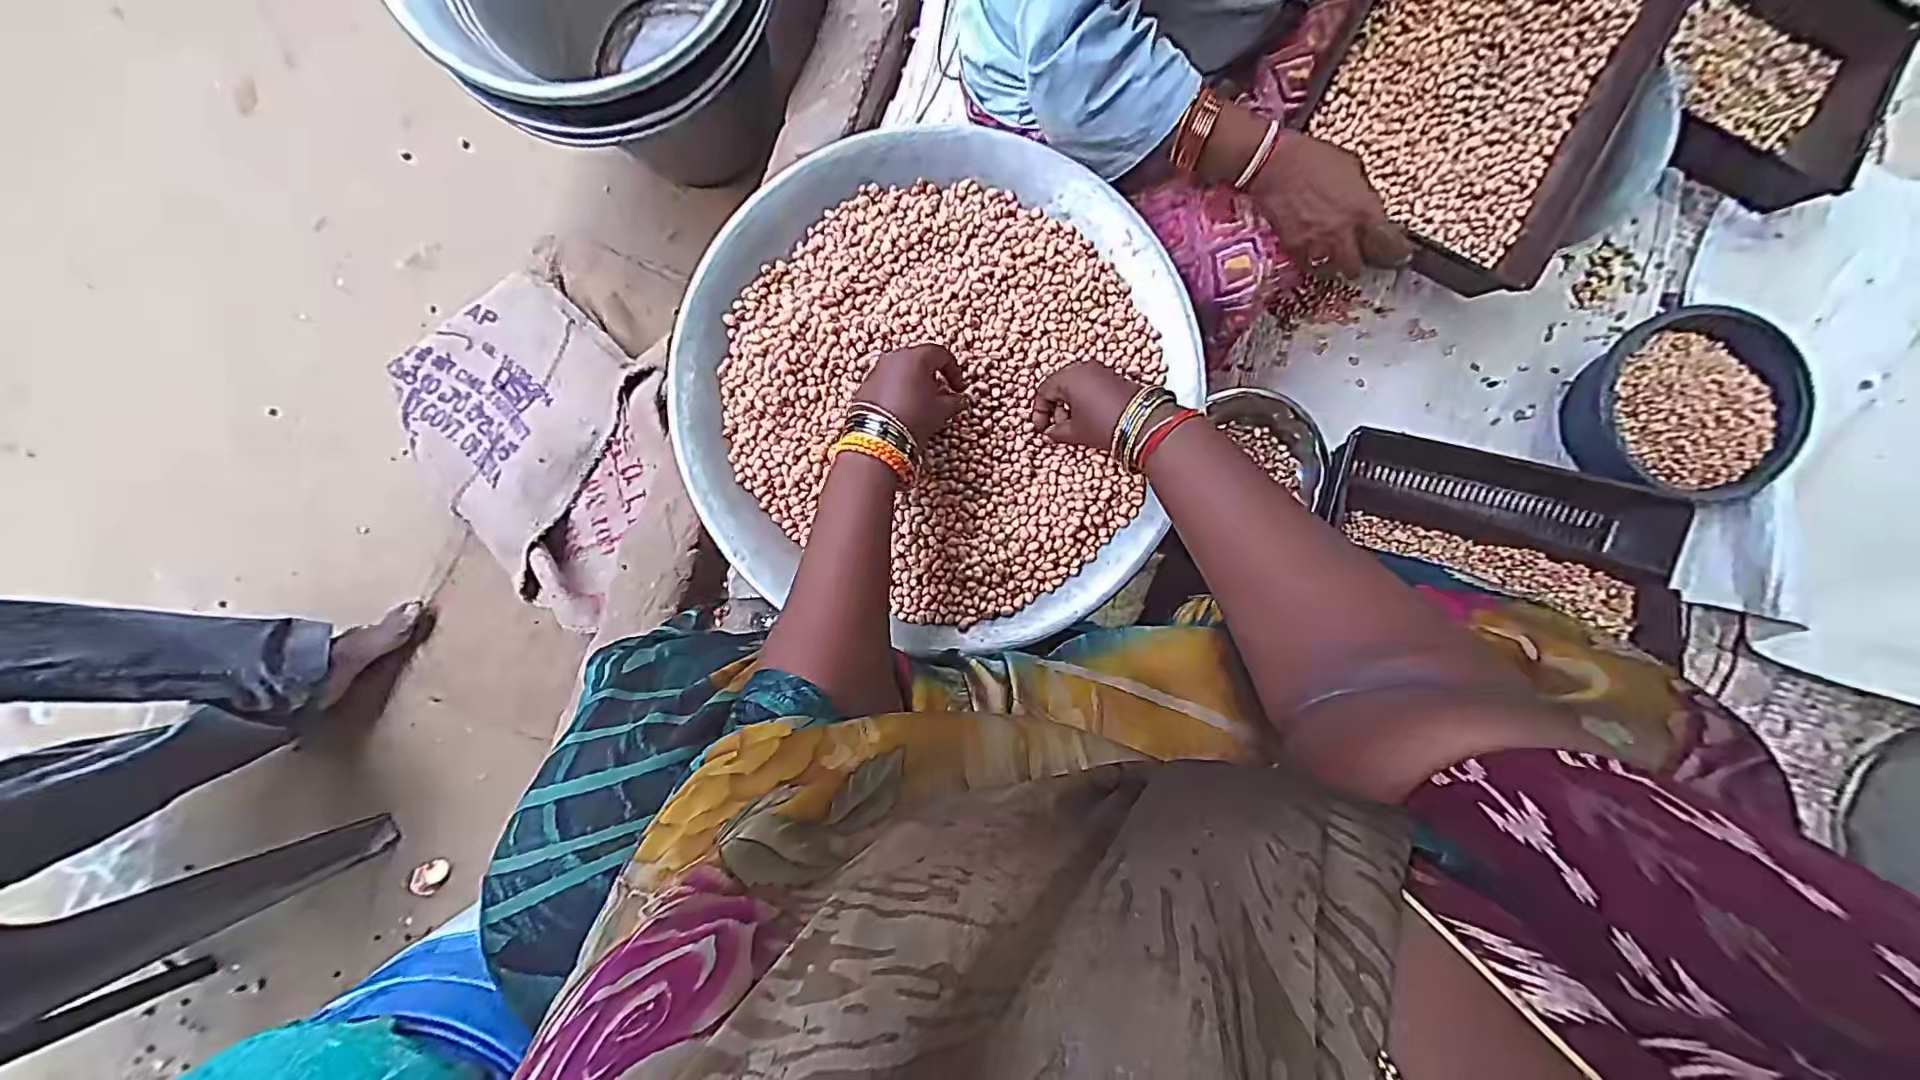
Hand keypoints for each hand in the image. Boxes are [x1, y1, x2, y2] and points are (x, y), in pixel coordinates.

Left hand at [854, 344, 967, 445]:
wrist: (877, 436)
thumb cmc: (914, 417)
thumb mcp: (941, 411)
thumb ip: (954, 401)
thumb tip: (960, 400)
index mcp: (917, 357)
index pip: (941, 355)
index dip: (953, 371)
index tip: (959, 388)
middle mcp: (894, 357)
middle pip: (918, 360)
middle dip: (932, 376)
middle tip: (940, 394)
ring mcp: (876, 371)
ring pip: (900, 371)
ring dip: (913, 384)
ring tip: (921, 404)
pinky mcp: (864, 387)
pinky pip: (886, 384)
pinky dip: (897, 392)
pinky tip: (903, 410)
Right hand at [1031, 361, 1155, 451]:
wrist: (1144, 424)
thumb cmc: (1105, 425)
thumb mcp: (1075, 432)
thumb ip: (1056, 431)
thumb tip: (1050, 432)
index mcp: (1068, 377)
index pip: (1043, 391)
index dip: (1039, 412)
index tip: (1041, 428)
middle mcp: (1083, 367)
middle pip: (1058, 386)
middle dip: (1055, 408)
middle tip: (1058, 428)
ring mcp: (1100, 370)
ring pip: (1075, 385)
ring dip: (1070, 405)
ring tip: (1075, 425)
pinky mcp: (1114, 376)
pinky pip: (1090, 385)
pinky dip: (1084, 400)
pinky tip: (1089, 418)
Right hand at [1248, 130, 1411, 278]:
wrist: (1276, 166)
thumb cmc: (1314, 160)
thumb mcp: (1353, 170)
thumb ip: (1363, 197)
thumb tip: (1366, 210)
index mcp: (1363, 210)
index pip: (1388, 243)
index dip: (1396, 252)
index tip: (1399, 255)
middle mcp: (1341, 233)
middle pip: (1355, 266)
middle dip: (1360, 263)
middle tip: (1361, 259)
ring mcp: (1315, 244)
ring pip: (1331, 271)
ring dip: (1335, 266)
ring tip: (1336, 260)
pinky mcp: (1293, 249)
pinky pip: (1308, 265)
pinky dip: (1313, 263)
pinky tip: (1315, 255)